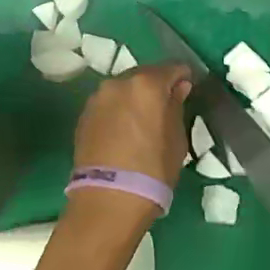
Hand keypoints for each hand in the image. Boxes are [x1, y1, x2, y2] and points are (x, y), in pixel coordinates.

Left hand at [72, 63, 192, 187]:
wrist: (107, 202)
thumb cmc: (153, 169)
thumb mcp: (177, 138)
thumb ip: (177, 106)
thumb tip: (178, 88)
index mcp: (147, 83)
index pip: (173, 68)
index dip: (183, 78)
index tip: (187, 92)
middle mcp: (119, 82)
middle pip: (145, 75)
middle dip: (156, 86)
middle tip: (164, 107)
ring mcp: (98, 99)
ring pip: (124, 89)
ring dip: (134, 98)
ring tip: (141, 121)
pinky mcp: (83, 117)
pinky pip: (108, 104)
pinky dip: (118, 111)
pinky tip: (123, 131)